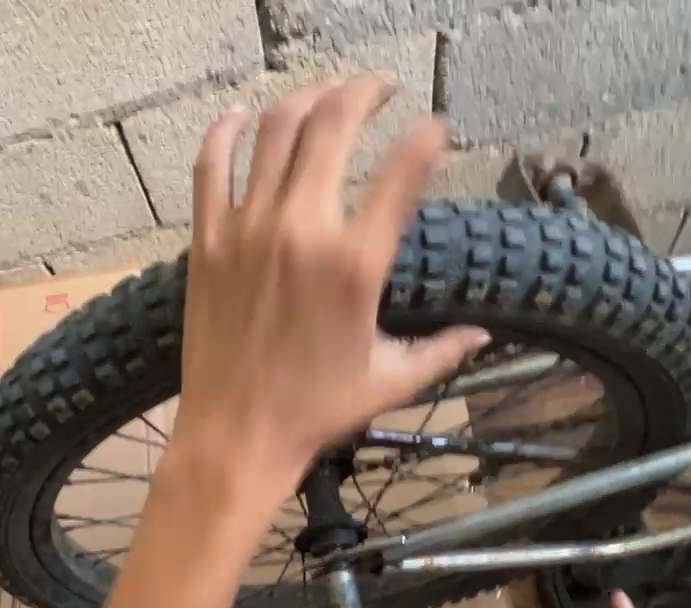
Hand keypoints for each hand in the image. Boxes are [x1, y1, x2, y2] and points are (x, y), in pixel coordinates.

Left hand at [169, 73, 490, 503]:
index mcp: (356, 264)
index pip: (404, 169)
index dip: (428, 136)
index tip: (436, 129)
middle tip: (380, 89)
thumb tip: (483, 334)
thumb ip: (440, 351)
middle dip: (366, 90)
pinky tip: (241, 118)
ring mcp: (248, 230)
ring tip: (325, 96)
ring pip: (275, 129)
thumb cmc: (314, 413)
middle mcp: (302, 230)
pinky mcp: (208, 241)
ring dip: (306, 98)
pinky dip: (224, 131)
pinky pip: (211, 165)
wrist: (236, 435)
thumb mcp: (388, 383)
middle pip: (335, 122)